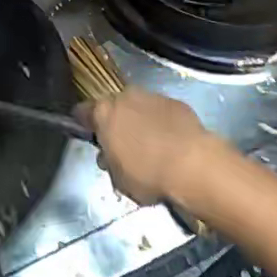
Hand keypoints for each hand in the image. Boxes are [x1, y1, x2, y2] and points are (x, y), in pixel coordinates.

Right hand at [77, 88, 222, 204]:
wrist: (194, 166)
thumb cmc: (148, 174)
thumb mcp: (118, 179)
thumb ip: (109, 163)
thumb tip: (109, 157)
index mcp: (102, 112)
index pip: (83, 112)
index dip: (84, 125)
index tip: (90, 136)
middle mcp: (124, 97)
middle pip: (113, 107)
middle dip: (116, 123)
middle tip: (124, 146)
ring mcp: (152, 97)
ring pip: (139, 107)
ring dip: (141, 121)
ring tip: (152, 146)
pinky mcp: (177, 103)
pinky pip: (163, 112)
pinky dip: (164, 124)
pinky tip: (173, 143)